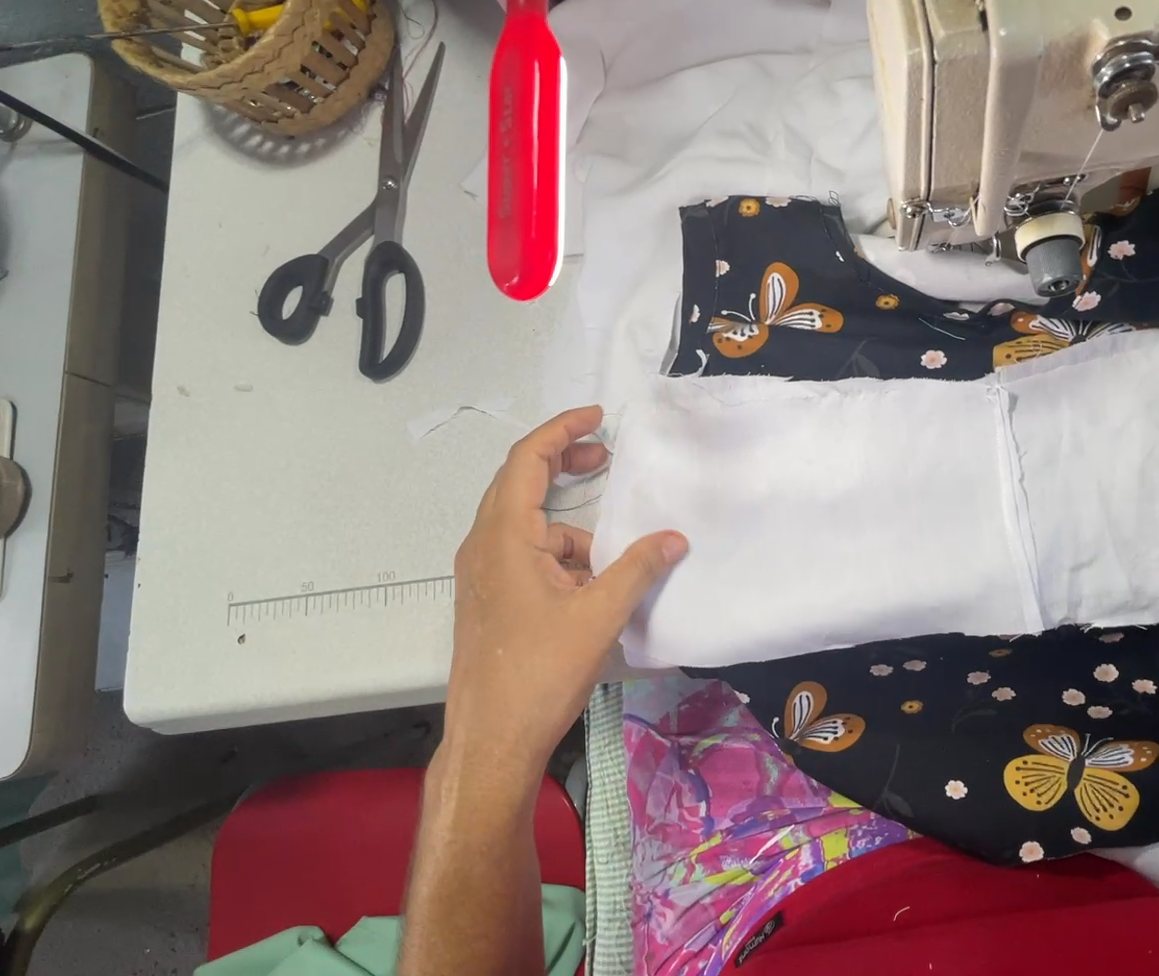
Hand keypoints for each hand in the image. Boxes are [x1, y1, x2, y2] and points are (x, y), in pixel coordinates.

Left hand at [446, 405, 686, 768]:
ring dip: (570, 528)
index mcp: (504, 537)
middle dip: (565, 465)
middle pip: (521, 484)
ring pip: (530, 529)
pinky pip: (529, 558)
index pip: (527, 460)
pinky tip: (592, 588)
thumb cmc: (539, 672)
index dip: (562, 430)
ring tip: (612, 554)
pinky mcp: (491, 599)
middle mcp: (485, 546)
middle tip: (605, 456)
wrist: (491, 741)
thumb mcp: (599, 614)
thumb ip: (638, 568)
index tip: (598, 418)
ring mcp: (484, 575)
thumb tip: (675, 537)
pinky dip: (562, 558)